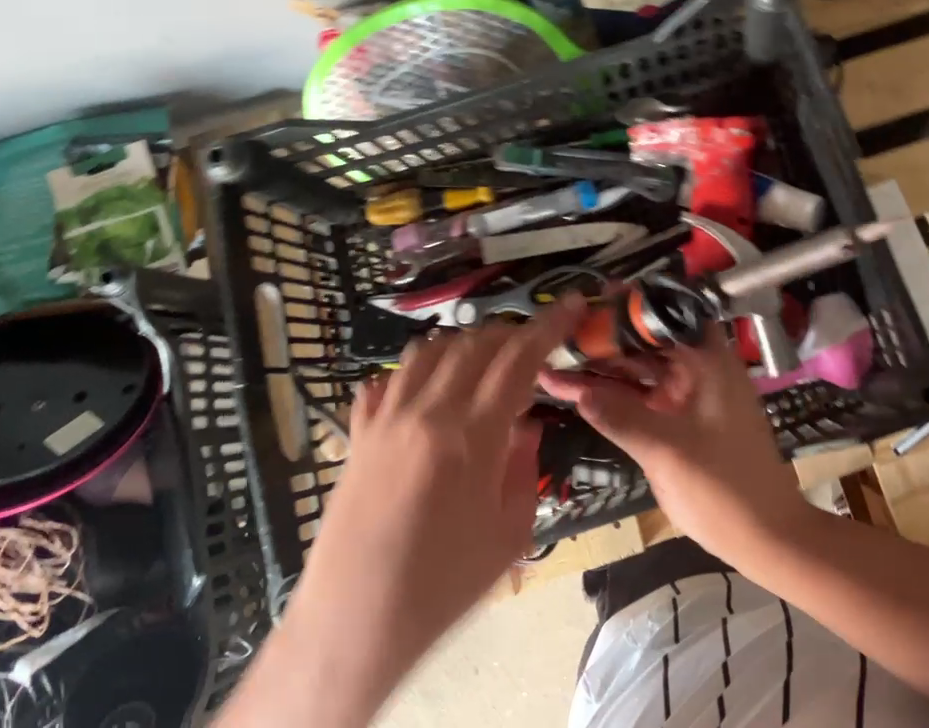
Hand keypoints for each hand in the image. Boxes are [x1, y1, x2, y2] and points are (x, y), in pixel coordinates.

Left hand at [286, 302, 580, 654]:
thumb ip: (524, 467)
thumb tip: (525, 426)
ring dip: (465, 344)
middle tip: (536, 343)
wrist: (354, 623)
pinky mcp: (358, 437)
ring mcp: (385, 420)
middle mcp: (425, 413)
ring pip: (428, 351)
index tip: (574, 304)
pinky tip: (429, 386)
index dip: (550, 326)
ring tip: (487, 359)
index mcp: (470, 435)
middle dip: (512, 333)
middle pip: (474, 344)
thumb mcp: (510, 533)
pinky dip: (415, 369)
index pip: (518, 359)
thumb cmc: (444, 587)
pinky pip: (387, 381)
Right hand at [537, 327, 812, 561]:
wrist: (766, 536)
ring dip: (603, 370)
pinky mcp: (684, 420)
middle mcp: (701, 370)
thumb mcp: (666, 451)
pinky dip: (616, 396)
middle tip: (558, 334)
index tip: (588, 303)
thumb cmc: (723, 488)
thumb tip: (577, 392)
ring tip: (554, 361)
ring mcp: (692, 396)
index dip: (626, 307)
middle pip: (648, 342)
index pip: (664, 316)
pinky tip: (578, 394)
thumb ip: (620, 417)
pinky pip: (645, 397)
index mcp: (708, 362)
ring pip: (642, 371)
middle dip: (605, 340)